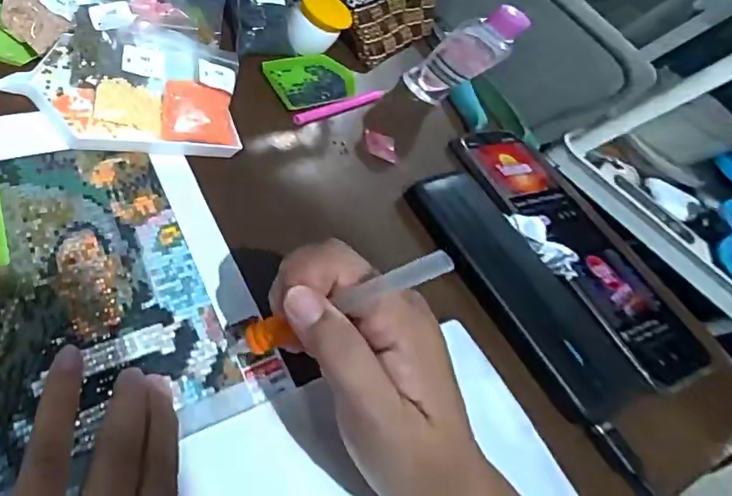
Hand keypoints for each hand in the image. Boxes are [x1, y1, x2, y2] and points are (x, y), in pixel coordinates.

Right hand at [14, 346, 178, 495]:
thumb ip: (19, 481)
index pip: (48, 456)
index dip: (58, 401)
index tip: (70, 354)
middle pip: (115, 460)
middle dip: (128, 411)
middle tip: (134, 373)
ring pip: (155, 481)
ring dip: (162, 432)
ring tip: (162, 389)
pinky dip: (173, 467)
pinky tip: (174, 443)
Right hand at [272, 240, 513, 495]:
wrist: (448, 493)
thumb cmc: (411, 457)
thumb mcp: (373, 410)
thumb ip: (338, 349)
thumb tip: (295, 294)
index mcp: (398, 312)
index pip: (336, 259)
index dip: (300, 277)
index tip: (283, 321)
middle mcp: (395, 300)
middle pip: (329, 263)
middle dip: (295, 287)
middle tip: (284, 334)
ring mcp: (387, 313)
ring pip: (327, 278)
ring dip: (299, 302)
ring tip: (296, 345)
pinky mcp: (377, 329)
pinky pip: (333, 300)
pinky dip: (310, 315)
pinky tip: (307, 346)